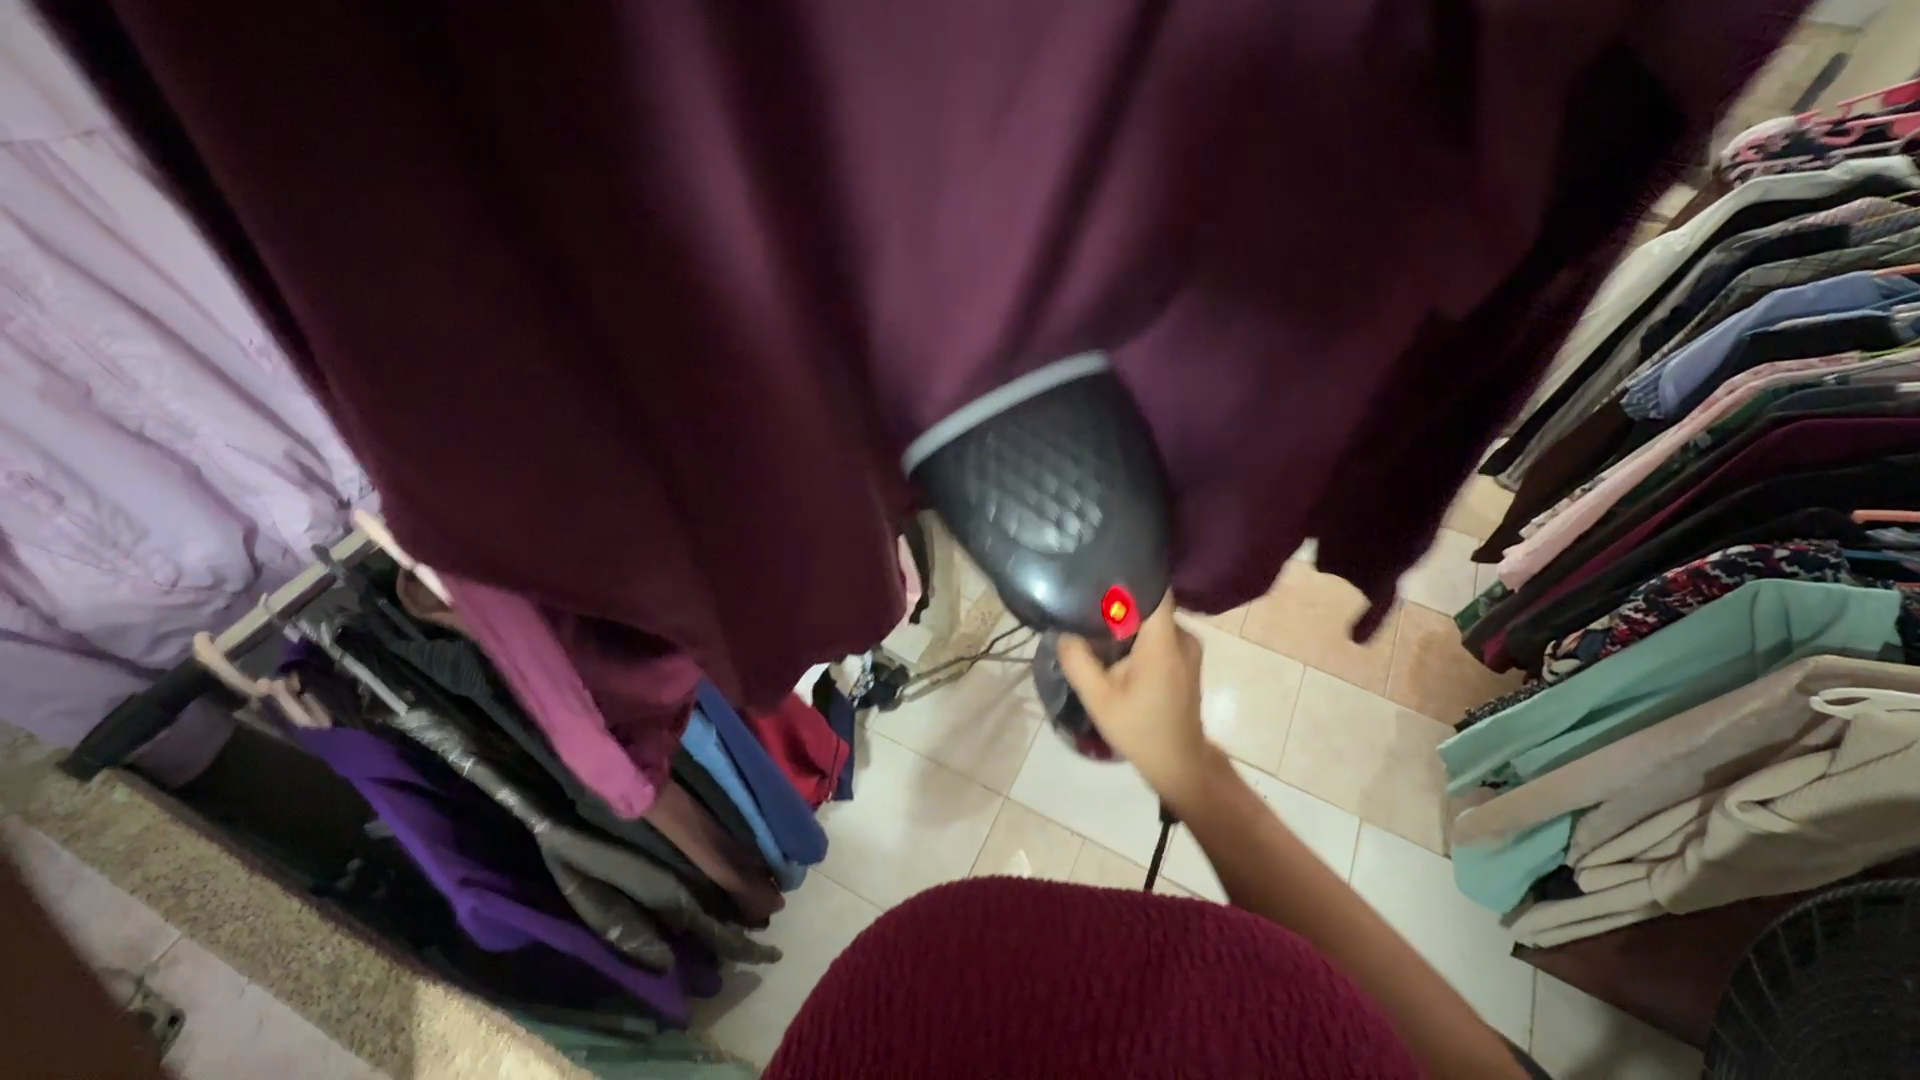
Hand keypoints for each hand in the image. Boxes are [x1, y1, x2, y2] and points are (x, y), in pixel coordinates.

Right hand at [1056, 597, 1221, 798]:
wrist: (1178, 761)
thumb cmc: (1139, 729)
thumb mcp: (1098, 698)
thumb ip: (1077, 660)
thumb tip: (1063, 631)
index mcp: (1163, 642)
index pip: (1154, 590)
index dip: (1129, 578)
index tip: (1100, 574)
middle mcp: (1183, 637)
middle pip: (1148, 605)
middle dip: (1119, 606)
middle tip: (1085, 607)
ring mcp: (1189, 648)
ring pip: (1153, 621)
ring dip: (1128, 625)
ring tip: (1097, 630)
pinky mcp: (1187, 659)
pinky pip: (1160, 636)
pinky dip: (1139, 639)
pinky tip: (1117, 652)